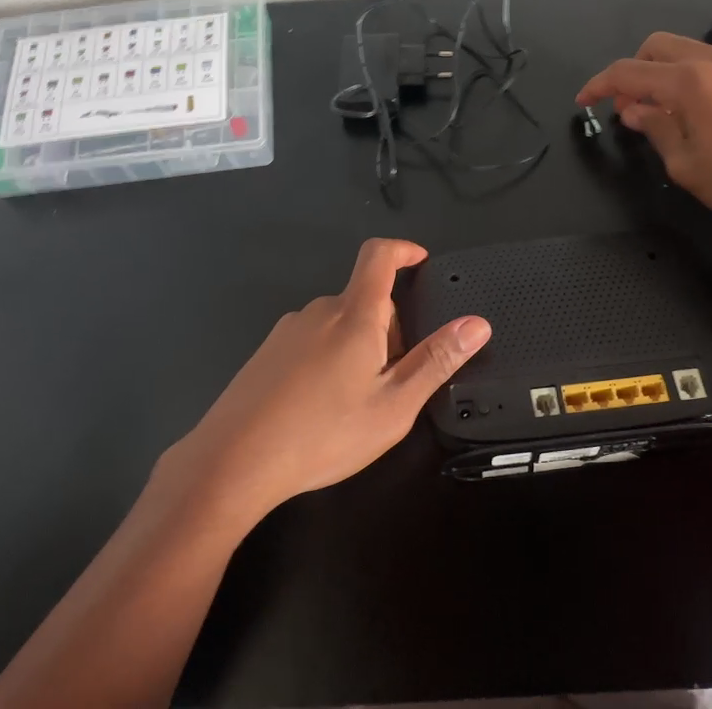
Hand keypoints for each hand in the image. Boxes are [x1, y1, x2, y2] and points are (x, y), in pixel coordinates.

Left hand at [157, 239, 490, 525]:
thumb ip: (436, 361)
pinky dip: (329, 360)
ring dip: (358, 347)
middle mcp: (319, 311)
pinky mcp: (267, 353)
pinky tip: (322, 408)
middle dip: (389, 329)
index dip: (404, 250)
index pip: (380, 256)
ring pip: (338, 324)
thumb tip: (477, 323)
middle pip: (365, 300)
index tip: (421, 261)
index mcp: (354, 315)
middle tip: (394, 382)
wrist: (234, 460)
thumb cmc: (323, 434)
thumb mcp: (393, 406)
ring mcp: (288, 331)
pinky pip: (312, 341)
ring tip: (357, 403)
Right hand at [576, 32, 711, 236]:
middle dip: (631, 72)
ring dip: (661, 73)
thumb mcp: (686, 165)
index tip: (583, 101)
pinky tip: (692, 110)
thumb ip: (656, 129)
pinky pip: (710, 62)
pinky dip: (688, 76)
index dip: (600, 85)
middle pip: (656, 47)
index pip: (629, 72)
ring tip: (658, 112)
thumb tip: (635, 111)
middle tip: (626, 109)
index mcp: (689, 81)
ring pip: (684, 50)